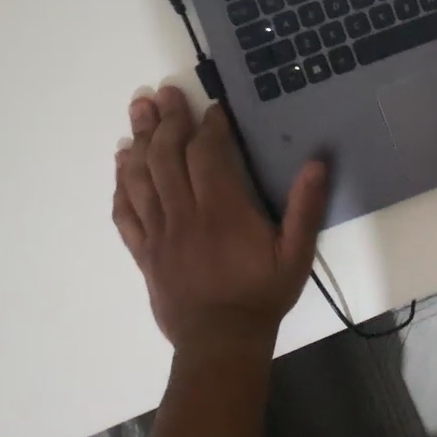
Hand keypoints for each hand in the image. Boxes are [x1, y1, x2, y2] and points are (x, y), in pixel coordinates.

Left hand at [112, 87, 327, 353]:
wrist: (220, 344)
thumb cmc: (262, 295)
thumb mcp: (296, 254)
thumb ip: (305, 207)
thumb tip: (316, 163)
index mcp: (223, 211)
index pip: (208, 155)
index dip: (209, 126)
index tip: (214, 106)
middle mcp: (186, 215)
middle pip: (167, 157)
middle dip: (166, 121)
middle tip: (163, 92)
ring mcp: (159, 233)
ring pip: (142, 179)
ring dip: (138, 141)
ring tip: (138, 110)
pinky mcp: (144, 252)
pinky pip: (125, 213)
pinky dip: (121, 184)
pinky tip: (121, 163)